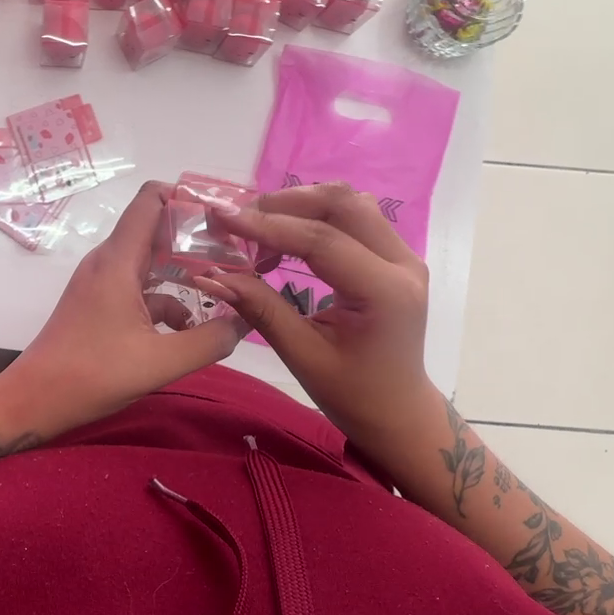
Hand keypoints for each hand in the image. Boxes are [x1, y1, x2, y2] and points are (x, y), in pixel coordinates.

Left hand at [0, 181, 246, 442]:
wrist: (35, 400)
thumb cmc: (92, 375)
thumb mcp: (160, 362)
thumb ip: (209, 340)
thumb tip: (244, 322)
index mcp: (118, 261)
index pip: (151, 200)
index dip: (188, 198)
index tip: (224, 218)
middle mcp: (108, 262)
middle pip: (156, 229)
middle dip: (196, 239)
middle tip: (238, 255)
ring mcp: (101, 283)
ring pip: (149, 261)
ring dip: (184, 272)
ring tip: (225, 289)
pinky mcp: (98, 304)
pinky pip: (139, 288)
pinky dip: (165, 300)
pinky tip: (187, 329)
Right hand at [192, 184, 443, 462]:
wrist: (396, 410)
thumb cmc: (350, 393)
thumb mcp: (301, 354)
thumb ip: (259, 308)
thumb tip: (210, 276)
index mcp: (383, 292)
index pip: (321, 241)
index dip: (267, 226)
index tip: (222, 218)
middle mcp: (402, 263)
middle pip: (342, 204)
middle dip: (285, 203)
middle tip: (240, 220)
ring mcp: (403, 256)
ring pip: (350, 203)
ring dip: (301, 205)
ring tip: (260, 228)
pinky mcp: (395, 257)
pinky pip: (355, 218)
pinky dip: (315, 218)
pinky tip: (286, 238)